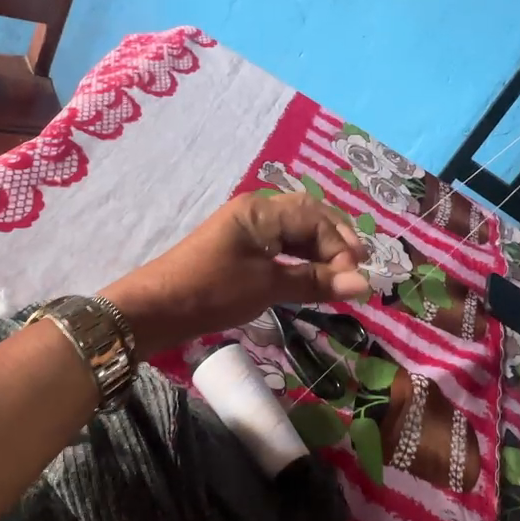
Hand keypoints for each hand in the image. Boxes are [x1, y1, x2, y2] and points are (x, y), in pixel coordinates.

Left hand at [101, 192, 369, 353]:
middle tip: (356, 271)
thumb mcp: (267, 287)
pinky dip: (301, 259)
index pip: (316, 217)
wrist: (156, 310)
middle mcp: (257, 211)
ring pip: (296, 231)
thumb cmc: (212, 292)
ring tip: (341, 276)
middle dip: (336, 241)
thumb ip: (315, 282)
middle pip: (309, 216)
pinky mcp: (240, 249)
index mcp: (262, 210)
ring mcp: (247, 229)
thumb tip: (364, 284)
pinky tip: (313, 277)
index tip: (354, 277)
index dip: (340, 245)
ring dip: (321, 251)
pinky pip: (281, 245)